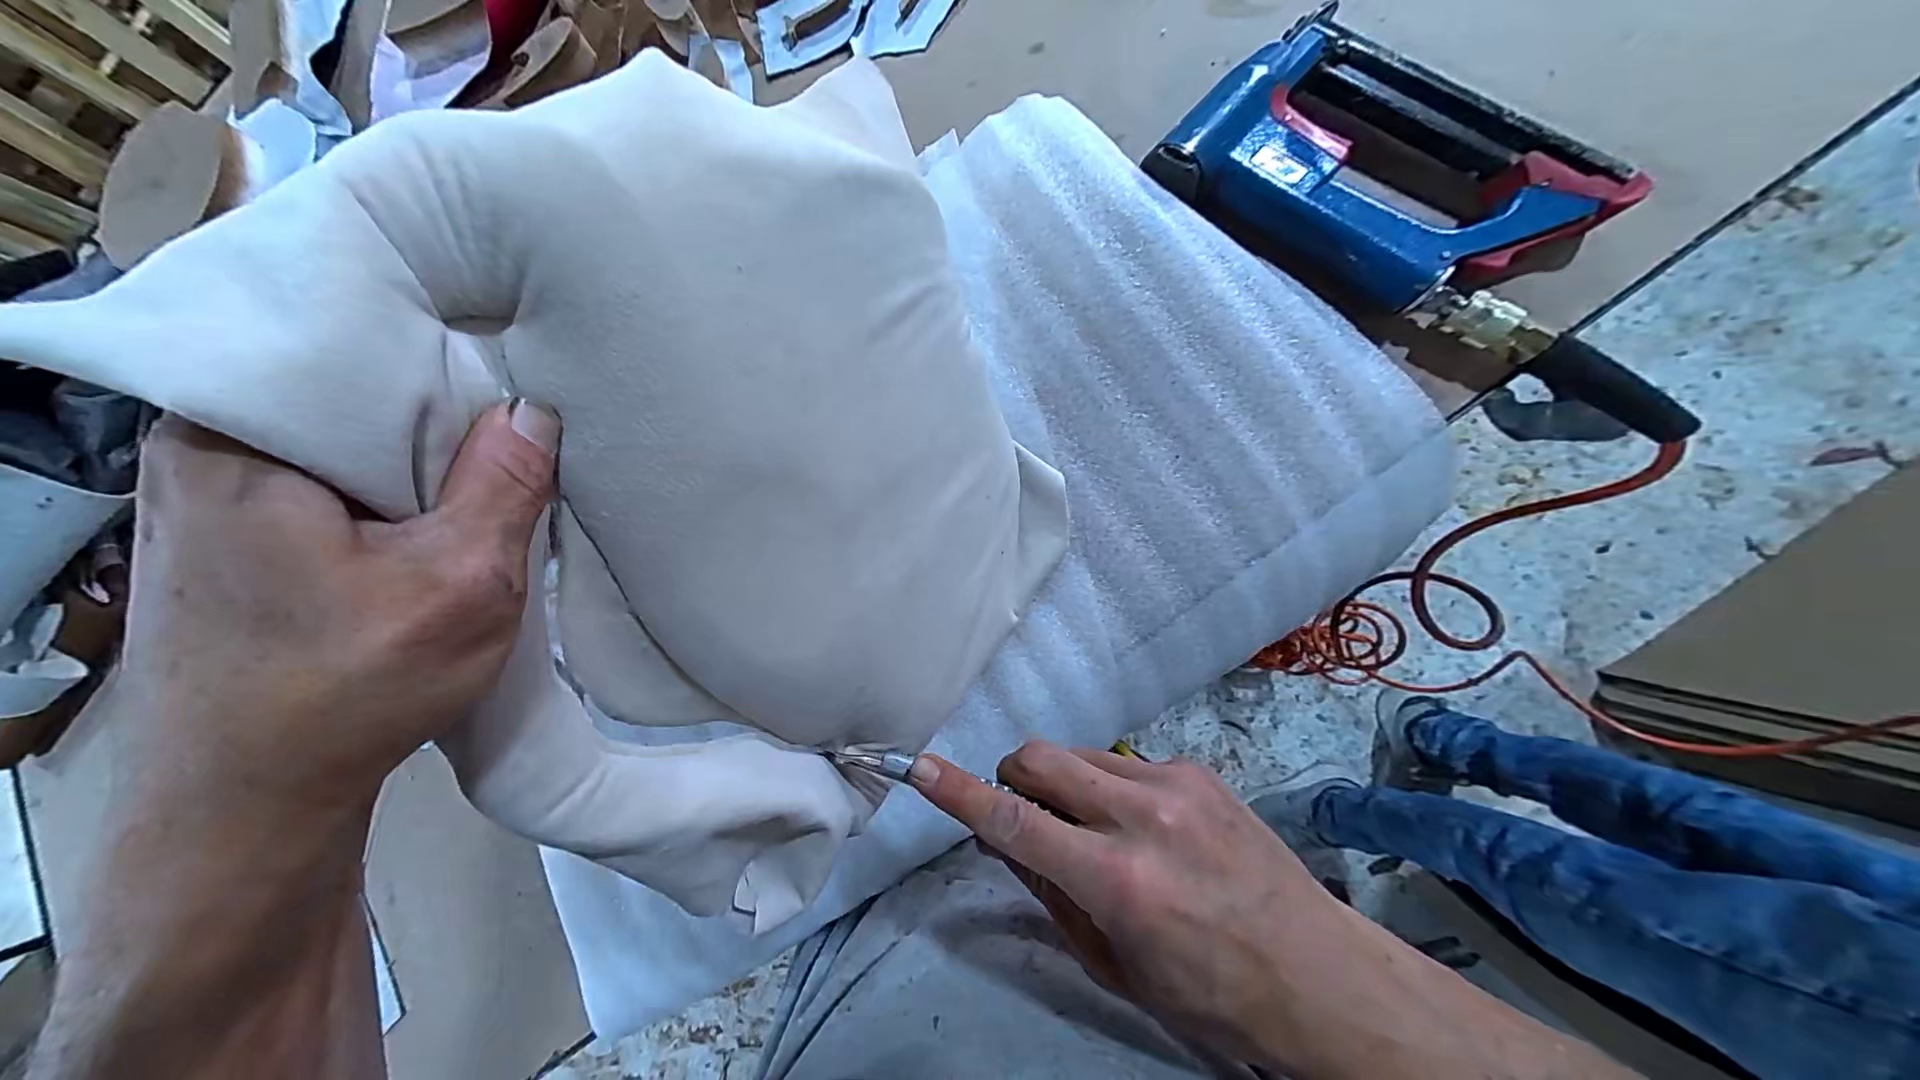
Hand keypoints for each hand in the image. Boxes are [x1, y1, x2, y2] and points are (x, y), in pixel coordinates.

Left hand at [29, 400, 558, 1079]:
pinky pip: (337, 473)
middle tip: (520, 412)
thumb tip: (535, 408)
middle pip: (350, 387)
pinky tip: (442, 505)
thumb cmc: (348, 689)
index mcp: (235, 439)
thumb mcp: (460, 585)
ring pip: (348, 434)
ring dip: (425, 450)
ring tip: (492, 456)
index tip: (515, 358)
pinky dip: (398, 482)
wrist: (251, 799)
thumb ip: (503, 489)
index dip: (443, 348)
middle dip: (441, 404)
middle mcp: (203, 445)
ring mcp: (214, 490)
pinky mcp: (240, 530)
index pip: (351, 341)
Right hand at [914, 742, 1636, 1079]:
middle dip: (1015, 777)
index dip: (961, 794)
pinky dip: (1108, 786)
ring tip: (1095, 828)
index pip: (1016, 823)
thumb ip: (1050, 893)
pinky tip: (1144, 826)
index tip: (922, 767)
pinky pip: (1123, 761)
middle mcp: (1144, 816)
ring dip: (1063, 782)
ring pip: (1078, 753)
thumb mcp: (1116, 965)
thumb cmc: (1210, 994)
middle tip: (1030, 816)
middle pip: (1040, 757)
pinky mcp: (1199, 769)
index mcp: (1119, 881)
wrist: (1321, 974)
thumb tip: (1001, 836)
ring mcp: (1176, 783)